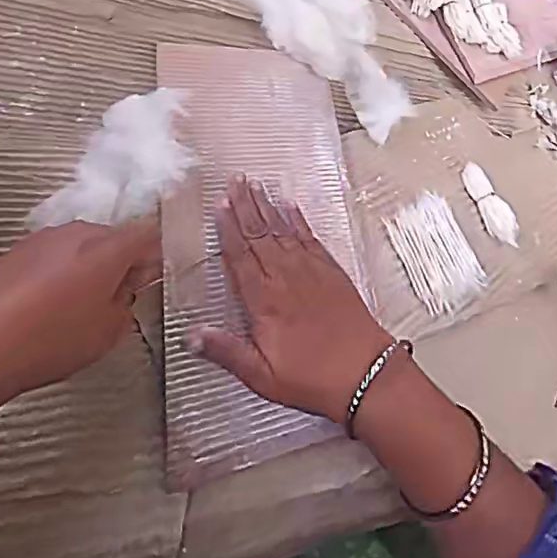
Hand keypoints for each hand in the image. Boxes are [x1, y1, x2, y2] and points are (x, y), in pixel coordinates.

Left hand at [0, 218, 159, 404]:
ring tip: (74, 312)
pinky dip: (58, 275)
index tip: (146, 284)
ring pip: (82, 247)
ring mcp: (44, 238)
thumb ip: (126, 303)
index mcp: (109, 246)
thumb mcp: (106, 333)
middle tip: (114, 303)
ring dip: (87, 270)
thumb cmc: (47, 340)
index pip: (148, 235)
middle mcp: (78, 231)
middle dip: (120, 265)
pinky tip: (43, 310)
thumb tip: (124, 289)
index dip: (154, 258)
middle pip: (114, 238)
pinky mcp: (16, 251)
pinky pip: (53, 256)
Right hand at [190, 176, 390, 420]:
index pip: (239, 255)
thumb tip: (192, 335)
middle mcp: (285, 276)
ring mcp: (309, 269)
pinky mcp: (329, 269)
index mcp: (264, 299)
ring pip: (281, 229)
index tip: (219, 205)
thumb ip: (226, 351)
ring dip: (265, 205)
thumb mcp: (262, 375)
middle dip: (243, 205)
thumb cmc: (312, 377)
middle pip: (258, 233)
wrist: (364, 372)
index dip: (228, 228)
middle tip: (234, 180)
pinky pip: (308, 236)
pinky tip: (288, 204)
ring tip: (254, 184)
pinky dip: (296, 218)